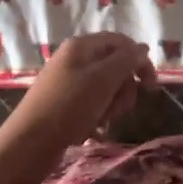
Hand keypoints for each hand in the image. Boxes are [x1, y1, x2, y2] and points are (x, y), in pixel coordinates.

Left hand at [11, 33, 155, 146]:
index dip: (140, 61)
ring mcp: (69, 79)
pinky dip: (99, 112)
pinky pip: (93, 100)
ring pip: (107, 86)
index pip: (122, 43)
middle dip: (124, 88)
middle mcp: (75, 57)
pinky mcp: (65, 100)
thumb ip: (127, 59)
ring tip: (103, 120)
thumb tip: (143, 48)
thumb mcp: (104, 79)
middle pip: (116, 65)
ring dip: (112, 103)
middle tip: (118, 107)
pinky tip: (94, 126)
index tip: (151, 87)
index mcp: (82, 45)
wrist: (31, 140)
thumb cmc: (70, 105)